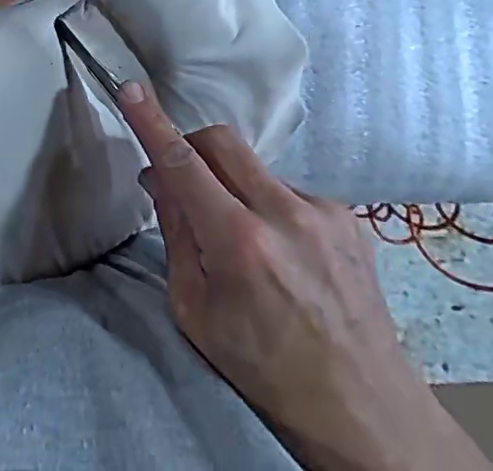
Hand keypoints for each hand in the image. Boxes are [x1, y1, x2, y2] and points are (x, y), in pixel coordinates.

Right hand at [115, 82, 492, 470]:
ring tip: (247, 243)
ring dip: (235, 186)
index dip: (151, 122)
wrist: (360, 403)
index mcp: (239, 244)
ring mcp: (322, 210)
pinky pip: (290, 190)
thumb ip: (176, 235)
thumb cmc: (265, 370)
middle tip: (183, 179)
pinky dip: (271, 207)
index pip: (183, 164)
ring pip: (257, 167)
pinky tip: (283, 253)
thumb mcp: (197, 313)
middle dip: (193, 146)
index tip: (132, 90)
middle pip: (223, 141)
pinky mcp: (345, 214)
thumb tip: (160, 178)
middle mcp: (284, 213)